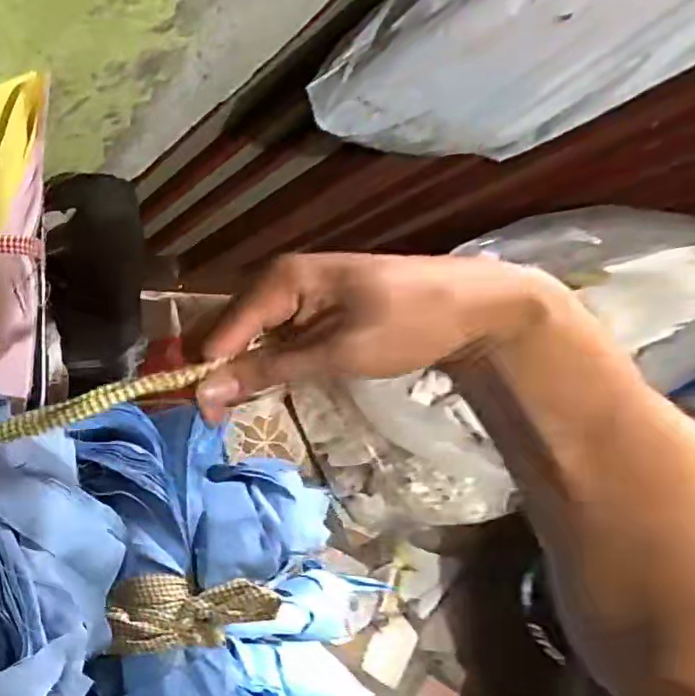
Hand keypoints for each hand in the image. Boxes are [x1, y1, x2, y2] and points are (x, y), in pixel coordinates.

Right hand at [193, 252, 566, 420]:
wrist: (490, 304)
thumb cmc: (416, 323)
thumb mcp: (338, 353)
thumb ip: (266, 371)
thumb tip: (204, 394)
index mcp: (278, 279)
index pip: (218, 334)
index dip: (207, 375)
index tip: (211, 417)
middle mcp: (272, 279)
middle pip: (220, 332)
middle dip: (215, 372)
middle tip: (222, 414)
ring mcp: (286, 290)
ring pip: (236, 336)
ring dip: (234, 369)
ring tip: (238, 402)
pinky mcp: (299, 304)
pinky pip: (259, 335)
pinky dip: (255, 361)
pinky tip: (261, 380)